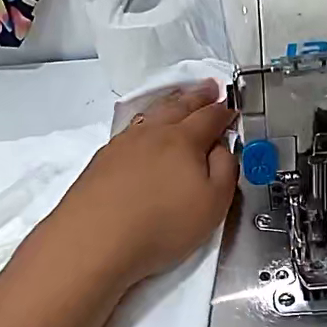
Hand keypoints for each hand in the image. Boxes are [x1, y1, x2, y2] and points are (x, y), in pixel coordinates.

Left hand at [45, 80, 237, 285]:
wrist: (94, 239)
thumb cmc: (160, 224)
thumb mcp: (213, 203)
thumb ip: (225, 169)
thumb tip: (222, 149)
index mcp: (184, 140)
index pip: (210, 117)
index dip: (224, 112)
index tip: (231, 109)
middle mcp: (152, 133)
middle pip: (179, 106)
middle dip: (198, 96)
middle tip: (209, 88)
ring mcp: (124, 144)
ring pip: (152, 114)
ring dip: (170, 104)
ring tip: (178, 101)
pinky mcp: (103, 159)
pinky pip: (131, 130)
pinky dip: (145, 123)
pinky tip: (144, 131)